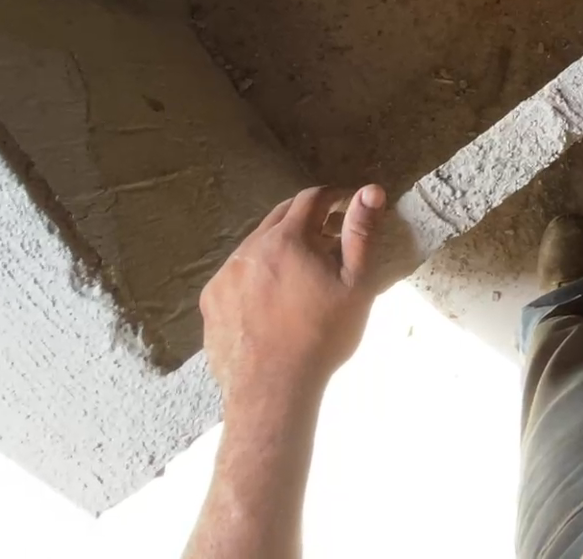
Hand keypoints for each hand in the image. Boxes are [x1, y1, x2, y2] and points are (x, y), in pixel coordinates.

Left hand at [199, 184, 388, 413]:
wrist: (272, 392)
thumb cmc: (323, 335)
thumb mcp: (356, 283)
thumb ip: (361, 232)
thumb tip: (370, 190)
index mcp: (287, 239)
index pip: (312, 198)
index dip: (336, 197)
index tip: (351, 206)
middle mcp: (250, 248)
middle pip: (282, 215)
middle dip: (310, 217)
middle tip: (333, 237)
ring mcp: (226, 275)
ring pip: (258, 242)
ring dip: (283, 243)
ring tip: (305, 271)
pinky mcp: (211, 301)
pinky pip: (239, 271)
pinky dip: (260, 270)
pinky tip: (275, 297)